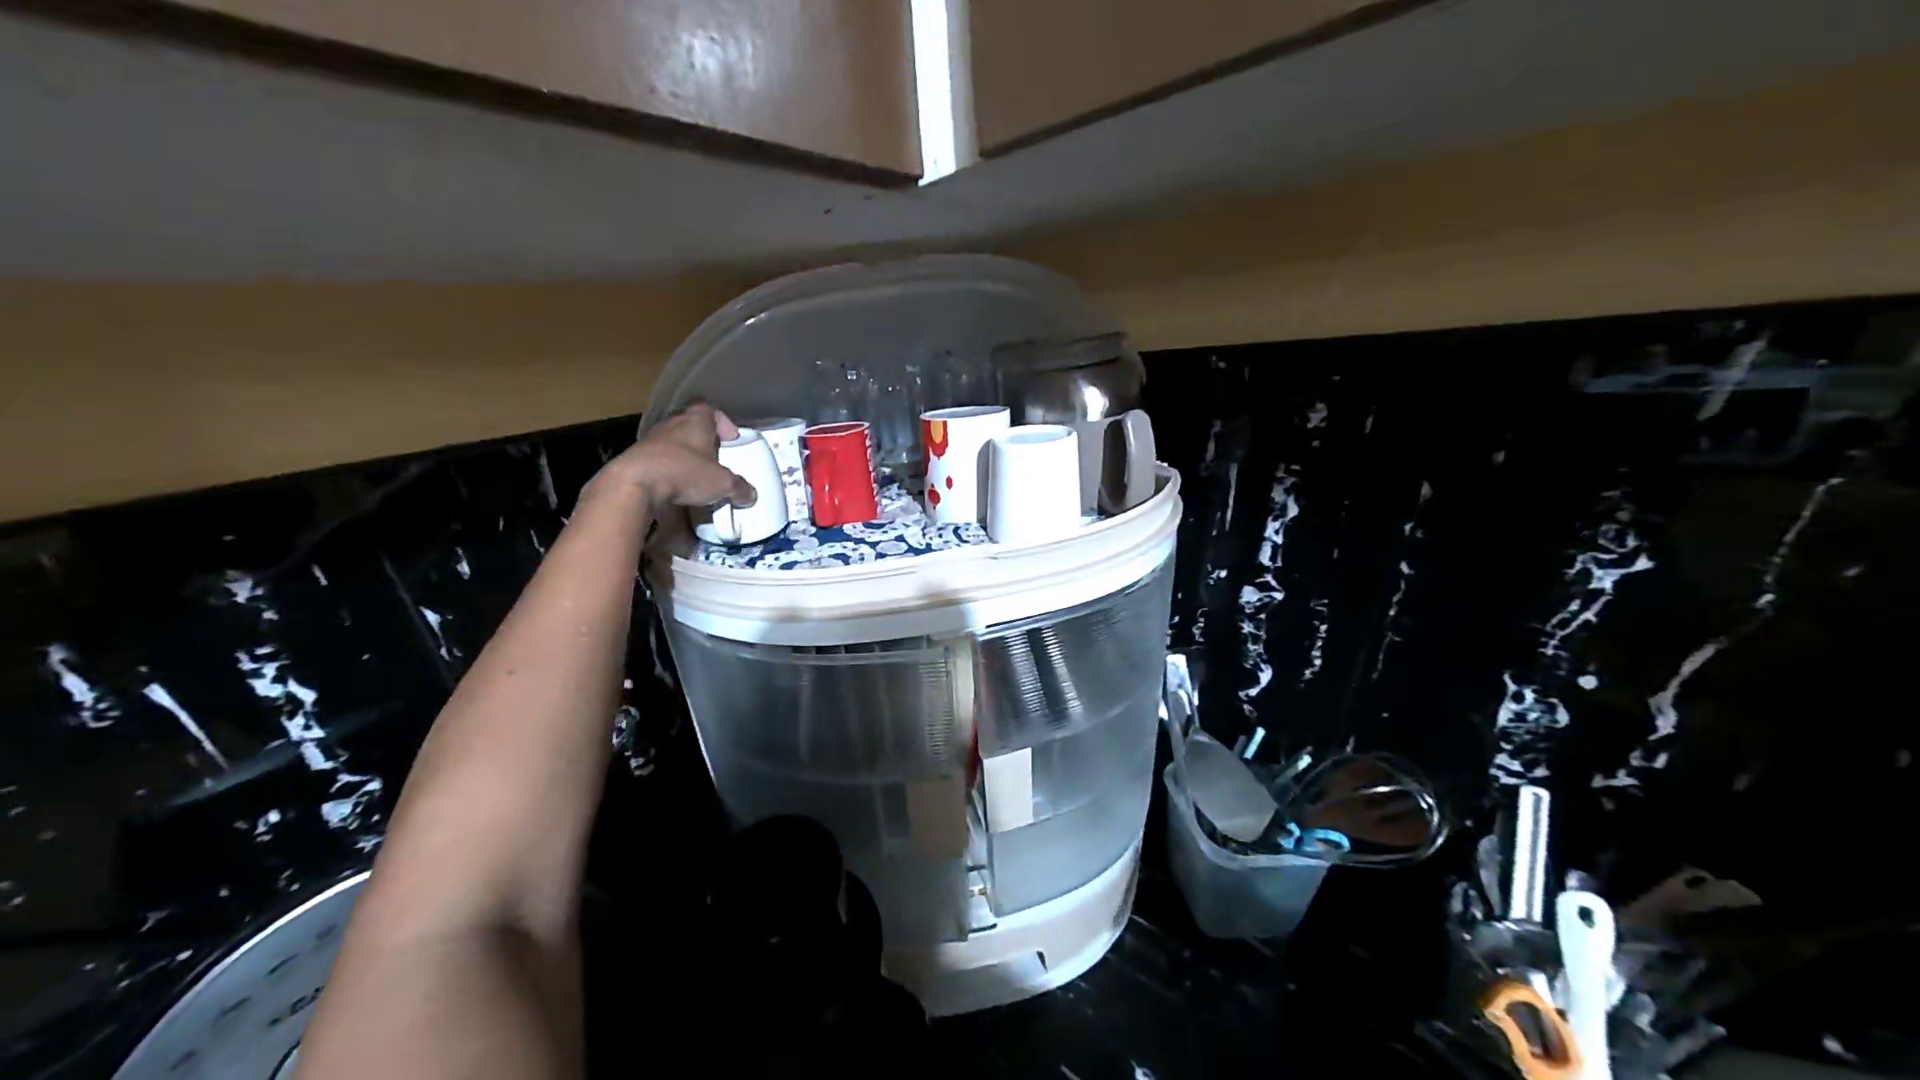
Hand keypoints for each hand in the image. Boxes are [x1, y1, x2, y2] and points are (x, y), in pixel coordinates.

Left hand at [588, 403, 755, 509]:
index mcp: (696, 421)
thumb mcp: (722, 484)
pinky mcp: (635, 457)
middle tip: (716, 460)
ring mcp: (651, 439)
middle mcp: (672, 423)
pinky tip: (675, 486)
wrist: (634, 484)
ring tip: (696, 476)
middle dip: (705, 442)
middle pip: (692, 425)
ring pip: (674, 442)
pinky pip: (658, 459)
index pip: (711, 410)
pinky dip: (668, 469)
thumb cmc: (684, 473)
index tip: (731, 440)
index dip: (723, 423)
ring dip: (685, 456)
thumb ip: (739, 488)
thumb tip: (750, 495)